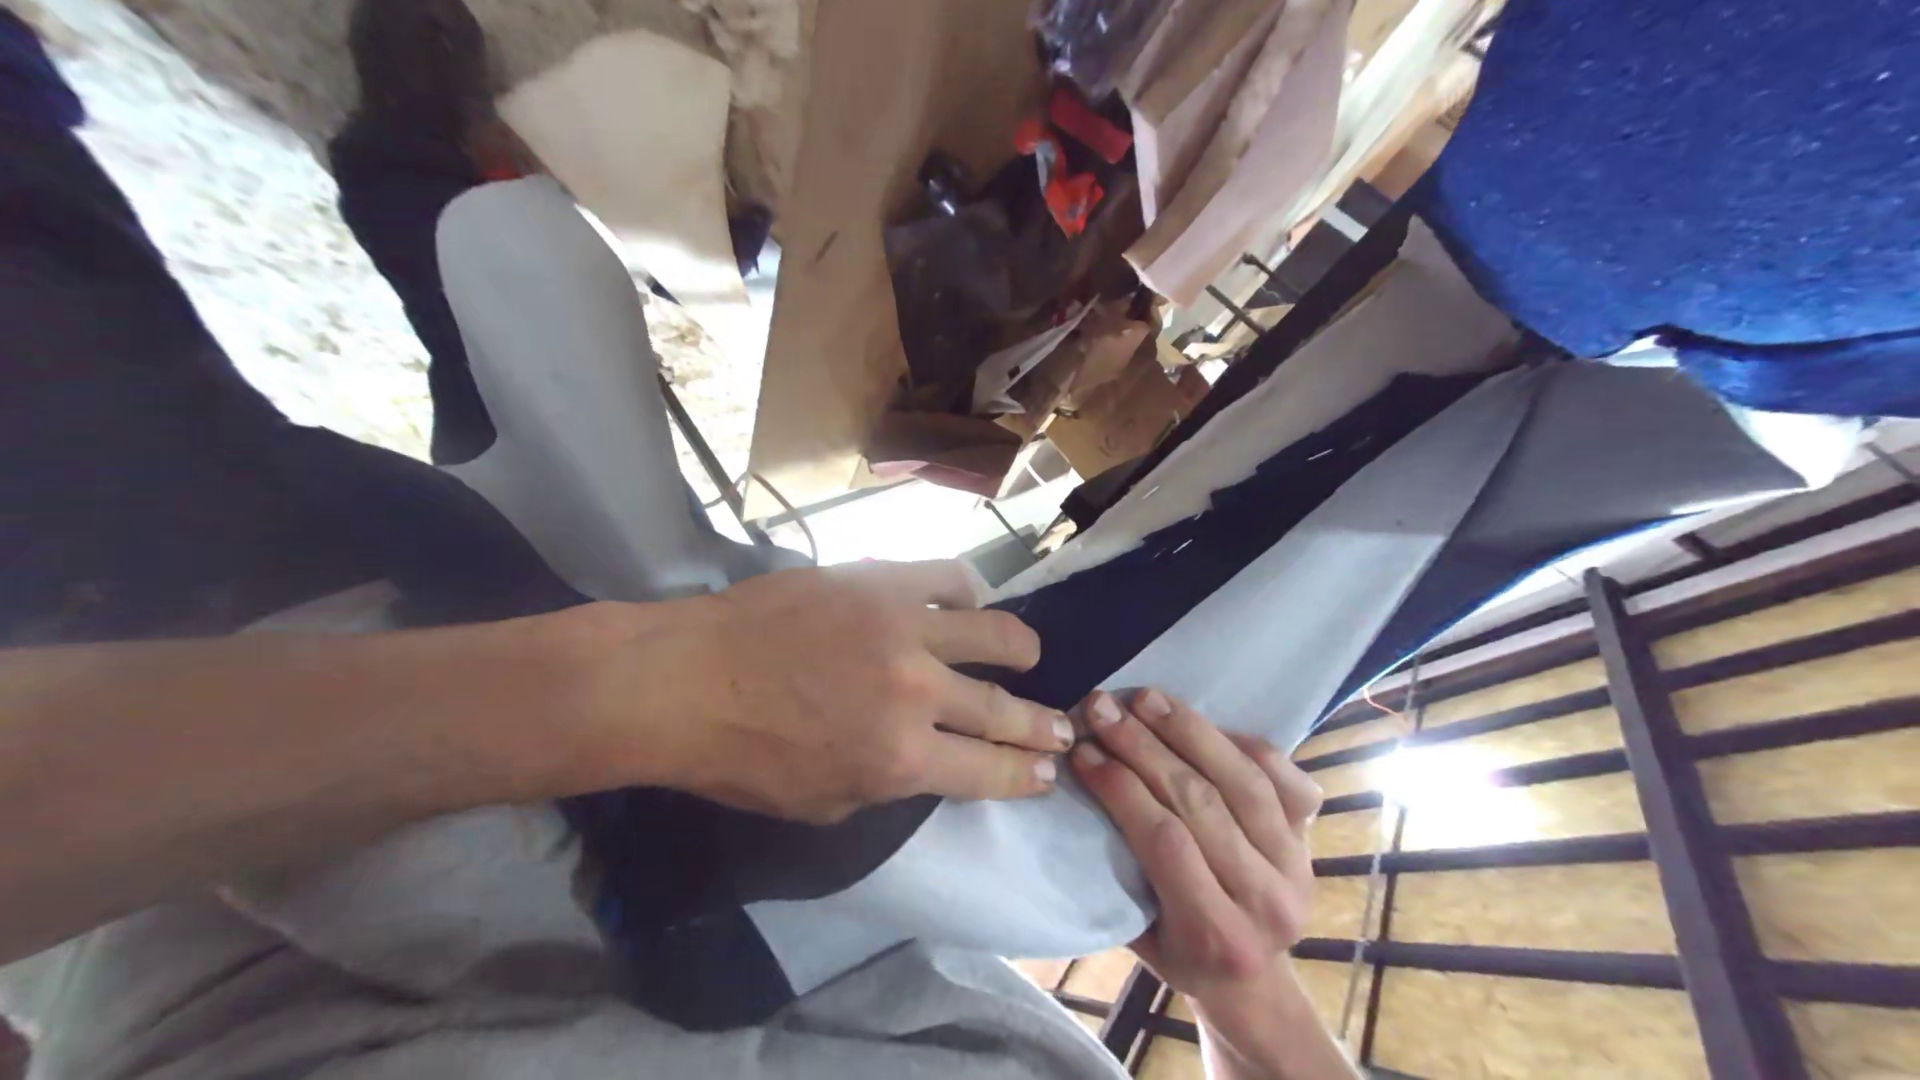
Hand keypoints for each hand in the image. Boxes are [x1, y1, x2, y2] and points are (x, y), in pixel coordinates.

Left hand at [561, 561, 1071, 823]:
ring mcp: (902, 626)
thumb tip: (926, 759)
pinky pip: (946, 578)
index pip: (989, 771)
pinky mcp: (880, 579)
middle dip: (1043, 723)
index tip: (1049, 769)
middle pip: (1003, 708)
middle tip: (1062, 725)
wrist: (685, 678)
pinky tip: (968, 602)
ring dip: (1020, 649)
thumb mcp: (822, 803)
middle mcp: (916, 692)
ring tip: (1027, 653)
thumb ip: (887, 784)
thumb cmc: (741, 757)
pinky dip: (968, 592)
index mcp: (899, 759)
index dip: (1026, 773)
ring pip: (993, 631)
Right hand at [1070, 688, 1322, 1003]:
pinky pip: (1282, 775)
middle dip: (1143, 746)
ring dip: (1187, 730)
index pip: (1164, 841)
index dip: (1121, 788)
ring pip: (1242, 780)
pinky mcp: (1313, 837)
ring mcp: (1298, 865)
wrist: (1253, 980)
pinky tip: (1199, 719)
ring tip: (1146, 699)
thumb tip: (1081, 782)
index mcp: (1216, 937)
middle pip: (1200, 802)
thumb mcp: (1135, 929)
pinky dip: (1239, 740)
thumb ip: (1115, 865)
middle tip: (1103, 709)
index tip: (1082, 750)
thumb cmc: (1177, 951)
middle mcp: (1267, 902)